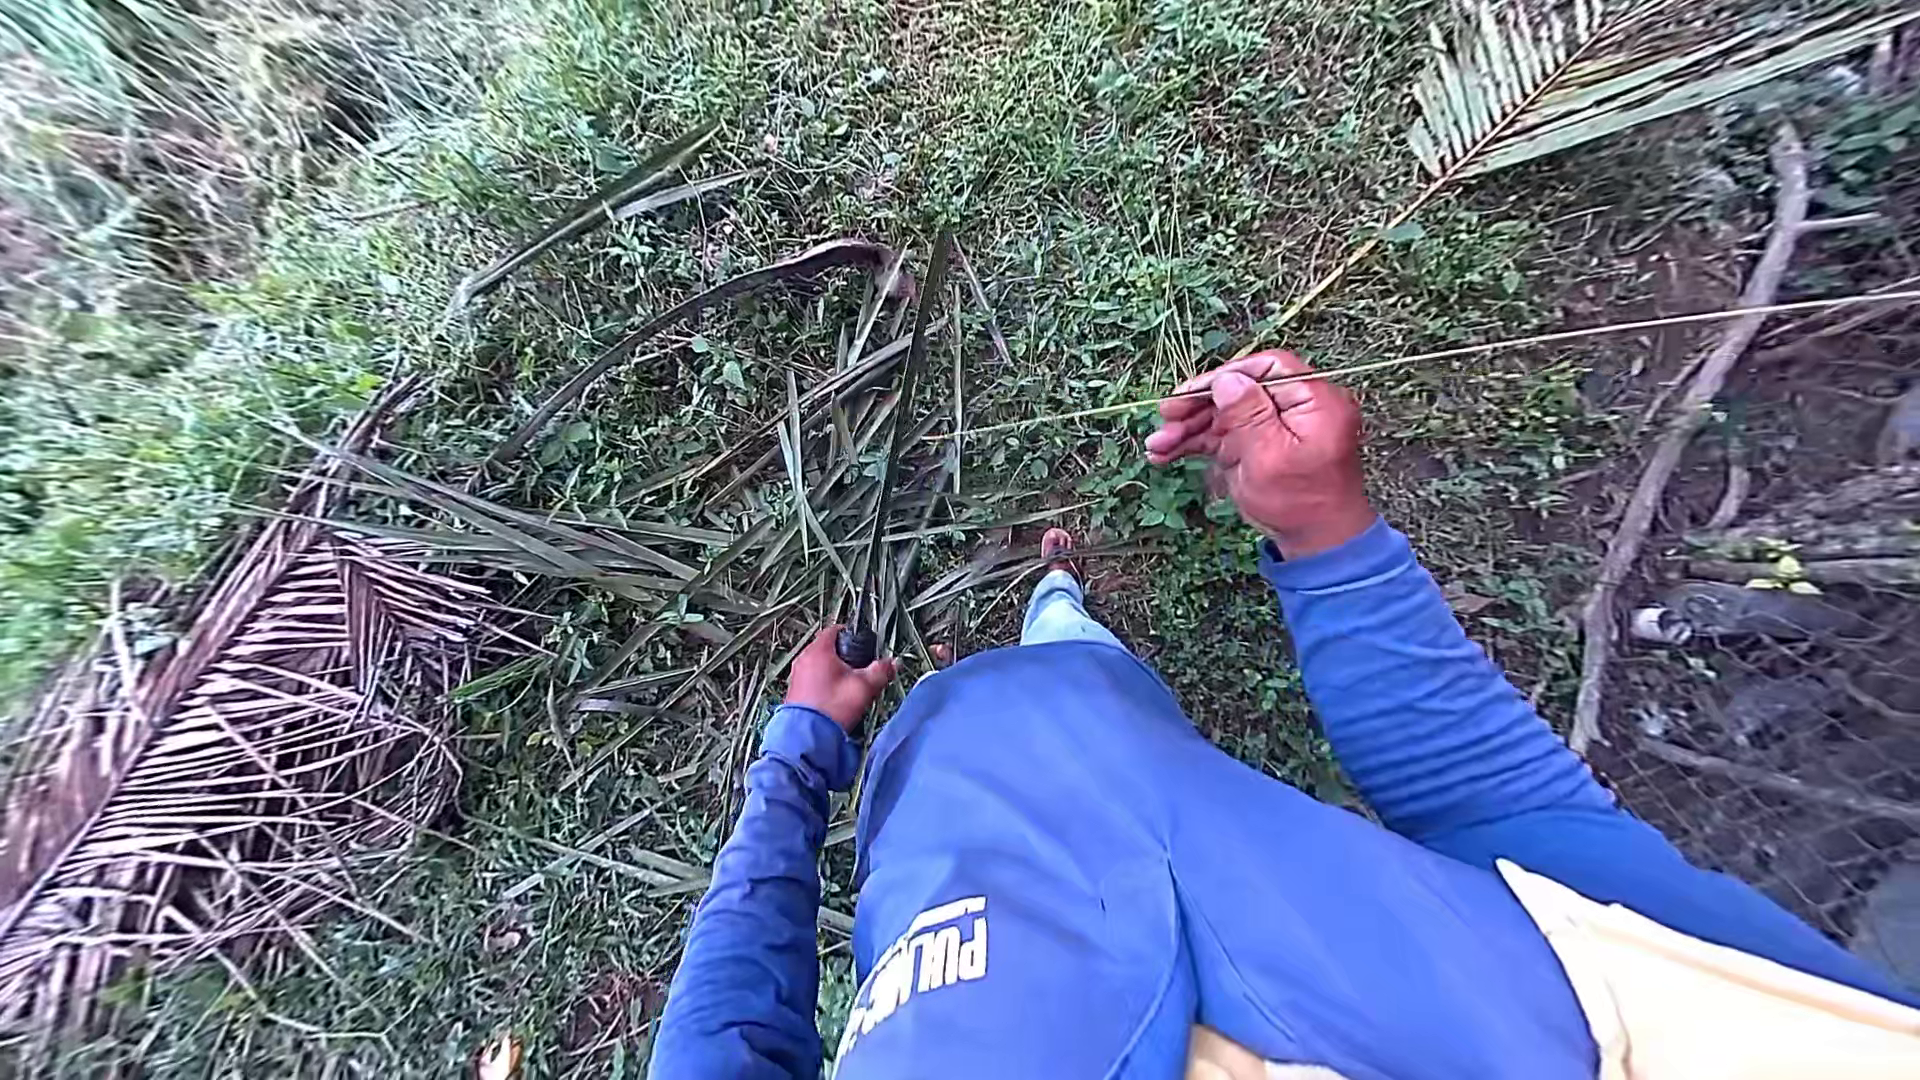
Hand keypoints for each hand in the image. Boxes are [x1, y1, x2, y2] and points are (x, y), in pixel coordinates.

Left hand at [784, 625, 897, 730]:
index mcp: (819, 651)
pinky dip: (823, 683)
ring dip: (833, 670)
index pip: (835, 629)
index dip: (851, 634)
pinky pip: (811, 679)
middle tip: (859, 667)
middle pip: (826, 647)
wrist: (807, 738)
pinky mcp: (794, 692)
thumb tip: (892, 663)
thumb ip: (880, 671)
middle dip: (844, 655)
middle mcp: (804, 659)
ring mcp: (796, 676)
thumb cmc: (832, 708)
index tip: (862, 644)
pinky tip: (834, 698)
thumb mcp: (864, 687)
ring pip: (818, 664)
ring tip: (848, 685)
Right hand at [1143, 350, 1372, 558]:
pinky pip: (1219, 438)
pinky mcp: (1252, 447)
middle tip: (1165, 416)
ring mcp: (1269, 428)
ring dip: (1186, 429)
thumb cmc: (1299, 501)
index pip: (1267, 368)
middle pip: (1237, 392)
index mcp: (1312, 401)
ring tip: (1156, 446)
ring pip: (1221, 416)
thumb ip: (1249, 415)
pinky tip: (1164, 455)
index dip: (1226, 375)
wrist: (1313, 541)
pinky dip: (1192, 445)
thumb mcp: (1270, 456)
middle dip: (1197, 406)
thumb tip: (1226, 379)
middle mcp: (1291, 408)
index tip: (1192, 392)